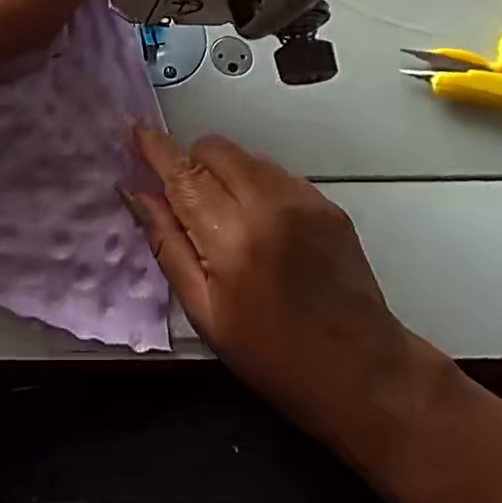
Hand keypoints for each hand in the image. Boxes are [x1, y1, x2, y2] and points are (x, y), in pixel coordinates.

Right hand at [126, 126, 445, 451]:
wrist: (363, 370)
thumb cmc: (275, 356)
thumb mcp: (205, 312)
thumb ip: (167, 244)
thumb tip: (140, 196)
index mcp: (233, 238)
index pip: (183, 173)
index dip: (156, 148)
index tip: (138, 131)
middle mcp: (269, 206)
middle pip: (214, 148)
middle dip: (191, 163)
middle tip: (187, 199)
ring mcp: (303, 199)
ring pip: (244, 155)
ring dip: (224, 171)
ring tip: (227, 216)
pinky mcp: (326, 201)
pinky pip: (275, 171)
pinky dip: (256, 184)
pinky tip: (261, 223)